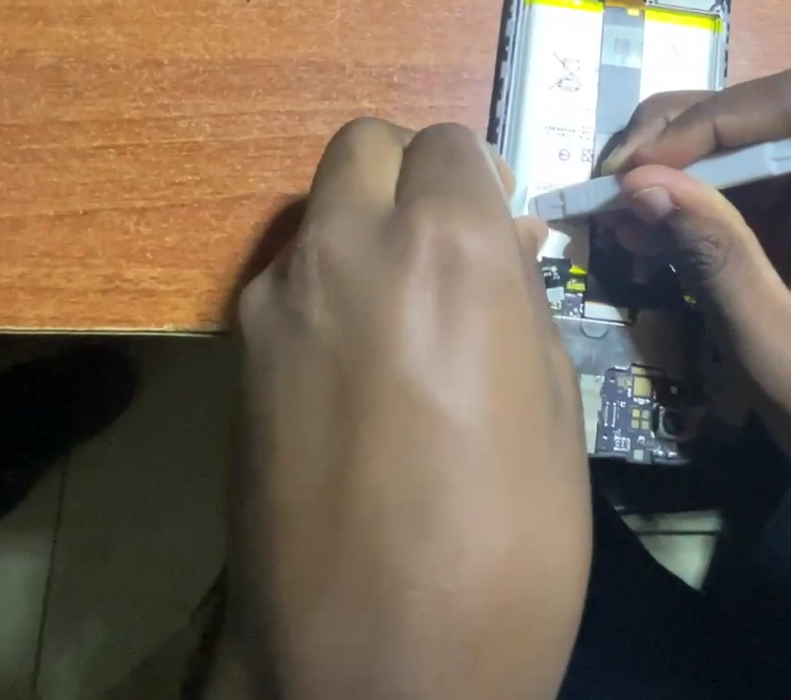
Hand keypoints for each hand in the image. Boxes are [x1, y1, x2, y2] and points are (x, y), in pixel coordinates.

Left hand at [220, 119, 590, 699]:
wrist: (368, 670)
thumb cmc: (507, 542)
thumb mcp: (555, 405)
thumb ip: (519, 297)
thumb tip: (505, 240)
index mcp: (448, 248)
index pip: (451, 144)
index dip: (480, 176)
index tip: (498, 221)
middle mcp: (350, 246)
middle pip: (366, 145)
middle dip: (411, 174)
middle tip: (446, 242)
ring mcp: (278, 296)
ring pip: (320, 205)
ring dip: (363, 224)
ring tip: (398, 305)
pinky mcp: (235, 349)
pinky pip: (288, 274)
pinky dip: (324, 281)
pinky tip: (350, 360)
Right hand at [601, 64, 790, 565]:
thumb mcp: (780, 361)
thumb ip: (715, 260)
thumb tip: (639, 183)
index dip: (714, 116)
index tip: (642, 166)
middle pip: (780, 118)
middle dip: (685, 142)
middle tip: (609, 186)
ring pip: (769, 151)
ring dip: (690, 176)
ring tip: (623, 213)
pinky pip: (779, 192)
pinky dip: (716, 207)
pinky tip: (665, 231)